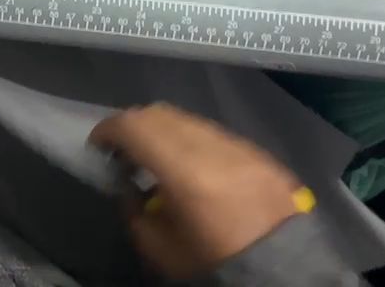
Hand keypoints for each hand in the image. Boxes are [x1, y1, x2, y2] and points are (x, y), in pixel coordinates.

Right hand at [90, 103, 312, 280]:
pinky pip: (211, 132)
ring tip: (156, 158)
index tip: (97, 146)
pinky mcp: (258, 153)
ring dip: (161, 130)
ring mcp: (238, 147)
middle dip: (132, 127)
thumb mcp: (160, 250)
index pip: (133, 126)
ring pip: (185, 119)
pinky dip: (190, 140)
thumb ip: (131, 209)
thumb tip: (123, 182)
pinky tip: (190, 166)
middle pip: (157, 115)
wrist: (287, 278)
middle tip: (122, 152)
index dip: (107, 129)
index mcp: (185, 173)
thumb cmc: (216, 266)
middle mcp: (211, 148)